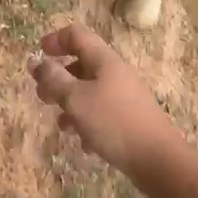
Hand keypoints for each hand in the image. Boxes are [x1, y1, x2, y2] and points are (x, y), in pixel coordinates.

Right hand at [28, 23, 180, 173]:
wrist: (161, 163)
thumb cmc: (114, 122)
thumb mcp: (75, 98)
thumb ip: (52, 78)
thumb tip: (36, 62)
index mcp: (104, 60)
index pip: (77, 34)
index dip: (55, 39)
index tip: (39, 54)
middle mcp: (115, 73)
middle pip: (81, 64)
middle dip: (58, 78)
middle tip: (42, 94)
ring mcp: (126, 97)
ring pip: (90, 91)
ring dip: (71, 103)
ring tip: (60, 123)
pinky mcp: (132, 120)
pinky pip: (103, 112)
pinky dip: (88, 121)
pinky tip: (83, 142)